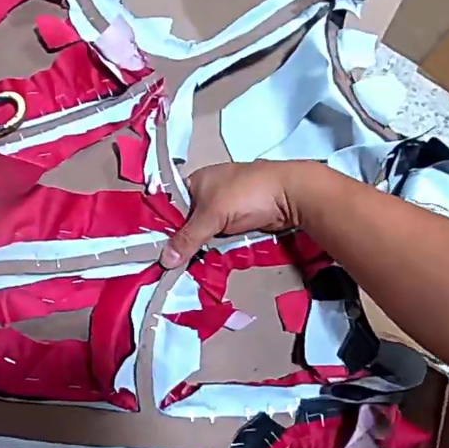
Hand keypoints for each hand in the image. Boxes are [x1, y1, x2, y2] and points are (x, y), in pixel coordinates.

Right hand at [160, 160, 317, 267]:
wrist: (291, 194)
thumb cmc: (247, 194)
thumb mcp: (212, 215)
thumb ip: (188, 238)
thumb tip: (164, 259)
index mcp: (196, 181)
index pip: (170, 205)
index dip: (163, 226)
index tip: (157, 249)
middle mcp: (208, 192)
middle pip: (187, 221)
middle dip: (183, 241)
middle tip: (172, 263)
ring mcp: (225, 207)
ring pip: (204, 232)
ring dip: (200, 247)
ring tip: (188, 266)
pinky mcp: (239, 220)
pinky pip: (220, 237)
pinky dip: (216, 248)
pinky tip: (207, 261)